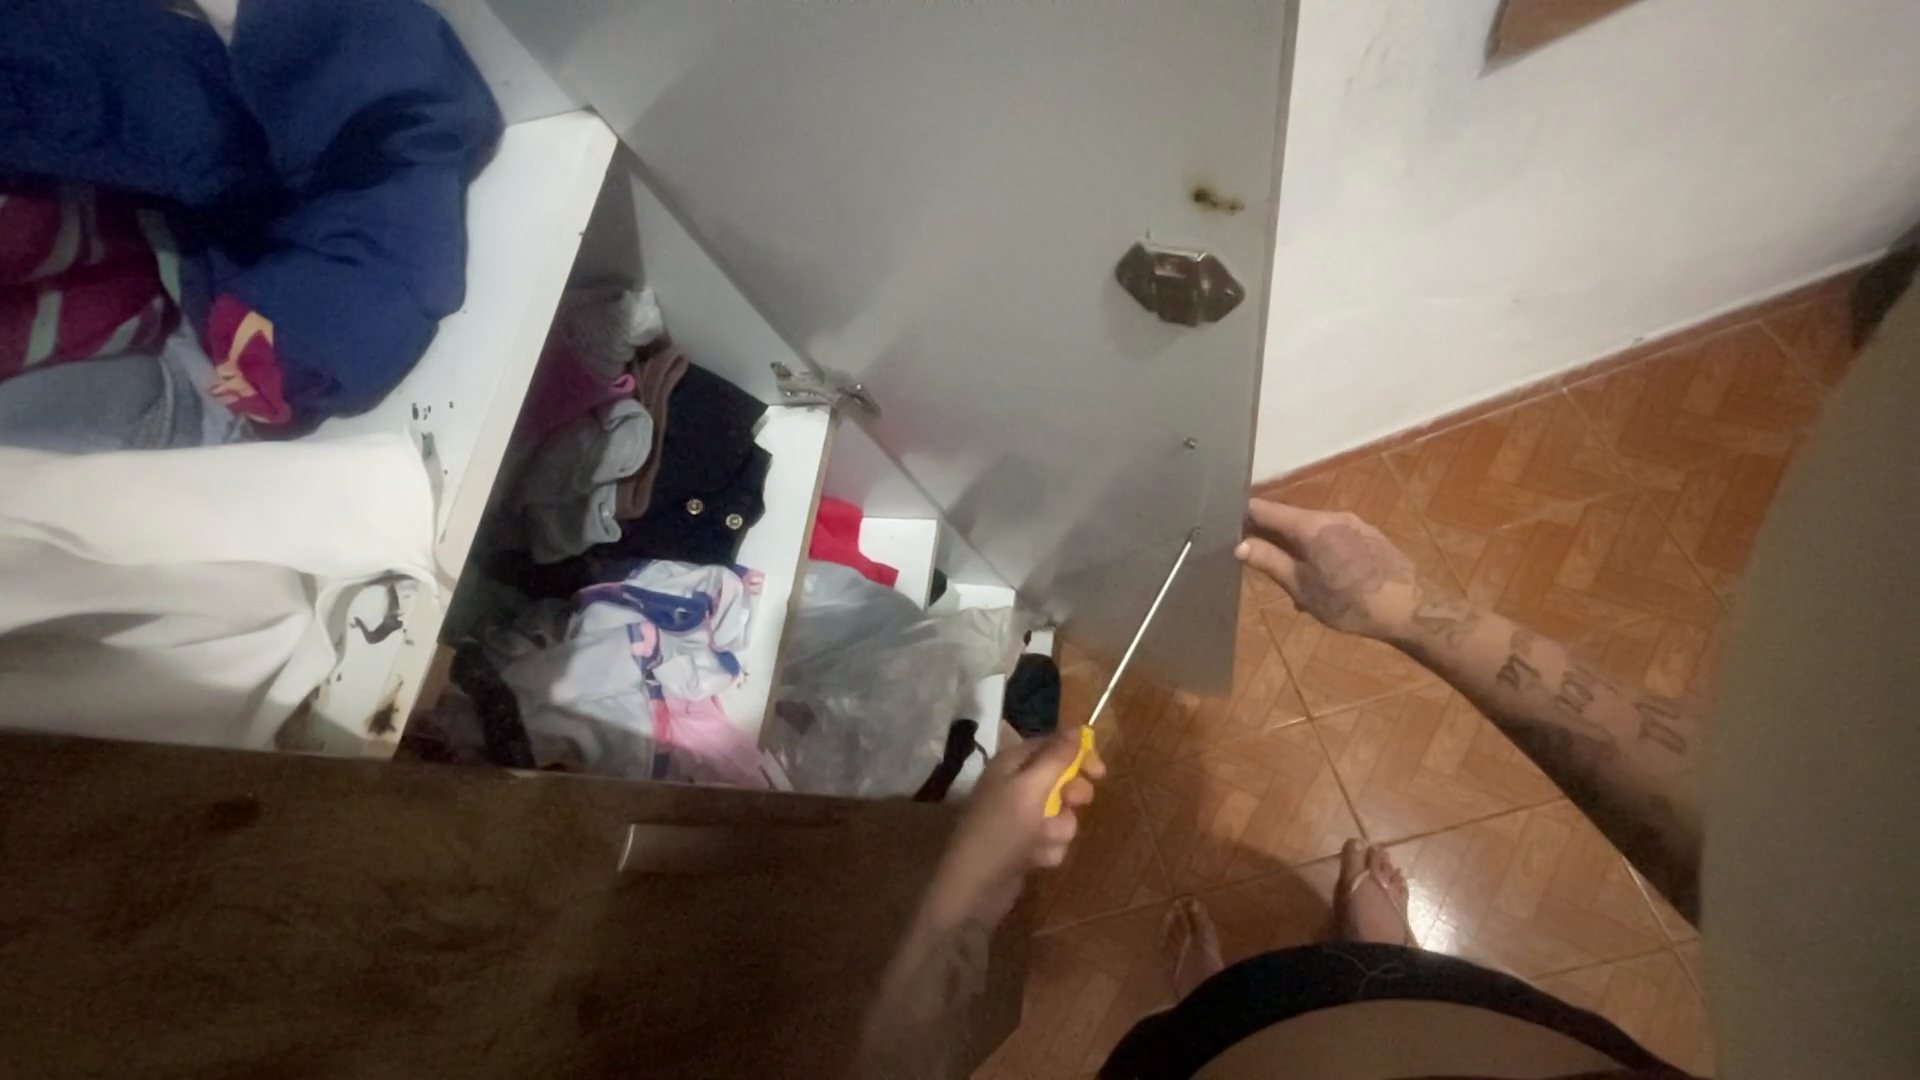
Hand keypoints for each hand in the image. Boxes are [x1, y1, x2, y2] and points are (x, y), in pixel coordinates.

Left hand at [923, 729, 1104, 926]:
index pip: (1052, 745)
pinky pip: (1053, 839)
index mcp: (1012, 763)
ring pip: (1062, 814)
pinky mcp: (1026, 845)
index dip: (1078, 754)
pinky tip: (1034, 860)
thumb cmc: (1000, 831)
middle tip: (1071, 803)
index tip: (1100, 772)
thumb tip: (1076, 727)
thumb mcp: (1029, 789)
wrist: (974, 889)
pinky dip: (1048, 849)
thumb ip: (1056, 759)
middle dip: (1070, 796)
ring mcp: (1021, 817)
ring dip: (1057, 829)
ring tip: (1039, 840)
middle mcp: (1016, 785)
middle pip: (1061, 779)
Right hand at [1237, 499, 1421, 640]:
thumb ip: (1269, 562)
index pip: (1264, 508)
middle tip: (1248, 556)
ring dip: (1292, 546)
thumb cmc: (1351, 602)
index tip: (1222, 525)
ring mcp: (1352, 523)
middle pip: (1287, 518)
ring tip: (1285, 575)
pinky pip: (1330, 537)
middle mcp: (1330, 516)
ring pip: (1309, 530)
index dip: (1241, 515)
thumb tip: (1239, 544)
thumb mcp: (1302, 588)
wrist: (1415, 610)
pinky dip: (1315, 550)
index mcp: (1310, 525)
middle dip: (1266, 535)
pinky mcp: (1368, 535)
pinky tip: (1317, 578)